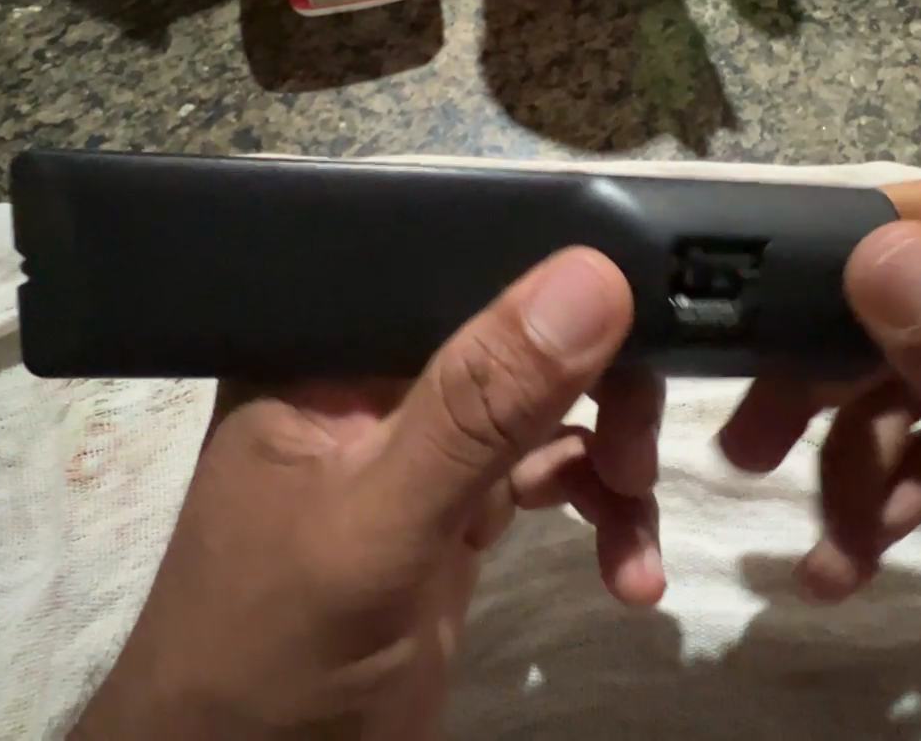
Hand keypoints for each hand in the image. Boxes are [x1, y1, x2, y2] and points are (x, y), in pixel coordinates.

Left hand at [72, 248, 661, 739]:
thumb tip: (592, 279)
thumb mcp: (381, 525)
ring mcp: (431, 441)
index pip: (455, 265)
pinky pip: (557, 473)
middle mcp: (384, 375)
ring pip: (552, 404)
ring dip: (613, 455)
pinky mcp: (467, 500)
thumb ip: (480, 407)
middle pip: (522, 336)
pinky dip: (603, 509)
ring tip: (637, 508)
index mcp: (333, 346)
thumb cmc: (278, 654)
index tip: (642, 299)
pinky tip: (631, 568)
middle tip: (640, 444)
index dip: (553, 270)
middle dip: (599, 385)